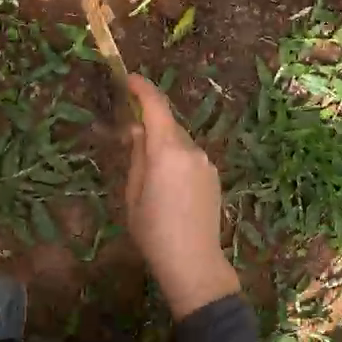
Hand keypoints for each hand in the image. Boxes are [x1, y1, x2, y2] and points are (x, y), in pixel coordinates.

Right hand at [124, 75, 240, 318]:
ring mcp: (206, 162)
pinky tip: (167, 186)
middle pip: (168, 124)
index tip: (128, 79)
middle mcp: (191, 149)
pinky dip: (176, 158)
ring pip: (179, 141)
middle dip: (149, 123)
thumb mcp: (133, 193)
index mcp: (167, 150)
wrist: (194, 263)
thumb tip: (138, 129)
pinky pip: (190, 157)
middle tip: (128, 136)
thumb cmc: (153, 231)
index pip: (156, 105)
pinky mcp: (214, 176)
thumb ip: (137, 155)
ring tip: (147, 171)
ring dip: (163, 144)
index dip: (142, 88)